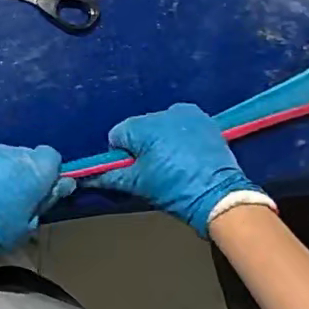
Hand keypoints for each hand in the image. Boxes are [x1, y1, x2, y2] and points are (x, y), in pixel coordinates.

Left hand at [0, 143, 74, 257]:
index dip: (47, 172)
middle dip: (23, 170)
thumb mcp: (28, 224)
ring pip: (3, 155)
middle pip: (26, 155)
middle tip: (12, 193)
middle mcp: (16, 152)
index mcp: (36, 170)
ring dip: (1, 168)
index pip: (52, 157)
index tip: (39, 189)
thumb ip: (47, 199)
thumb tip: (63, 184)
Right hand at [83, 103, 262, 236]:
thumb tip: (87, 177)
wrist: (221, 196)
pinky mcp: (205, 119)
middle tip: (156, 171)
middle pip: (140, 128)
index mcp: (144, 125)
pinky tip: (189, 155)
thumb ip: (110, 176)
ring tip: (175, 165)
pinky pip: (182, 124)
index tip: (136, 172)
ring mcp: (187, 113)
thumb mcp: (138, 185)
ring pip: (161, 125)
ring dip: (162, 140)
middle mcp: (163, 112)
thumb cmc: (175, 190)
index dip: (122, 156)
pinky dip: (181, 136)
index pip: (118, 135)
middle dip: (143, 146)